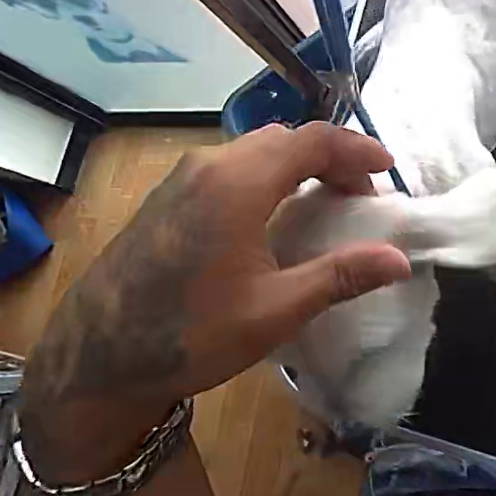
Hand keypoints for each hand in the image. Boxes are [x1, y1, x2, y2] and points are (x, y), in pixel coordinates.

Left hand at [21, 124, 411, 467]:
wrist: (97, 356)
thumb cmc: (190, 334)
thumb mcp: (274, 309)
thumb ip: (339, 276)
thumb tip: (399, 260)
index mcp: (237, 182)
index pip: (311, 141)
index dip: (356, 149)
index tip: (388, 169)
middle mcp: (208, 165)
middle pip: (283, 139)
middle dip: (330, 158)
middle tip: (359, 195)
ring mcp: (181, 178)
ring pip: (254, 151)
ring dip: (296, 165)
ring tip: (324, 201)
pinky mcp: (167, 196)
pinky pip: (229, 167)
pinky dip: (266, 176)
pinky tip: (273, 213)